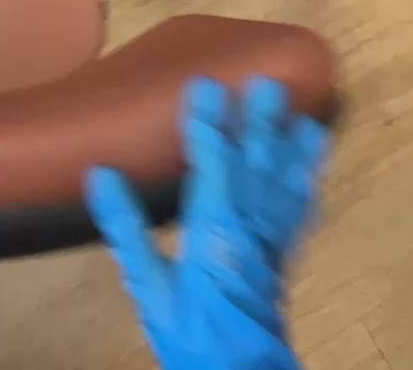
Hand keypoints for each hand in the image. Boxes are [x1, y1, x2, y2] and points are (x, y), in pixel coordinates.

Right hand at [85, 77, 328, 369]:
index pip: (215, 163)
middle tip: (267, 82)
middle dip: (261, 123)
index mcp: (217, 230)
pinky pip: (298, 215)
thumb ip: (127, 230)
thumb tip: (101, 173)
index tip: (204, 83)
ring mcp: (271, 242)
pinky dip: (305, 189)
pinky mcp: (280, 256)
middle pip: (258, 166)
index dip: (209, 121)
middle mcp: (251, 228)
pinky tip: (311, 172)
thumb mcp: (148, 285)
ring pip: (285, 186)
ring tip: (307, 117)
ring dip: (294, 150)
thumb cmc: (189, 330)